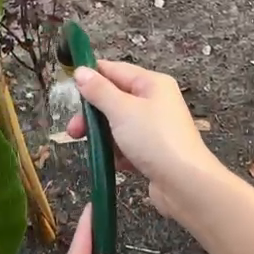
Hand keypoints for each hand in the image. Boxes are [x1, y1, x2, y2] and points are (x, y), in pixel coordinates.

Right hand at [64, 61, 222, 220]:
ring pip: (118, 126)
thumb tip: (81, 71)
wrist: (183, 183)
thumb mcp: (121, 110)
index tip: (69, 87)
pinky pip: (127, 146)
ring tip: (92, 149)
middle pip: (114, 100)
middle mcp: (155, 102)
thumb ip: (99, 91)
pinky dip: (117, 153)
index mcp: (152, 84)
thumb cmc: (154, 140)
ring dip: (103, 136)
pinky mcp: (153, 152)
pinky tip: (113, 163)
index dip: (92, 77)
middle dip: (92, 114)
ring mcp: (155, 129)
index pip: (115, 71)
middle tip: (74, 130)